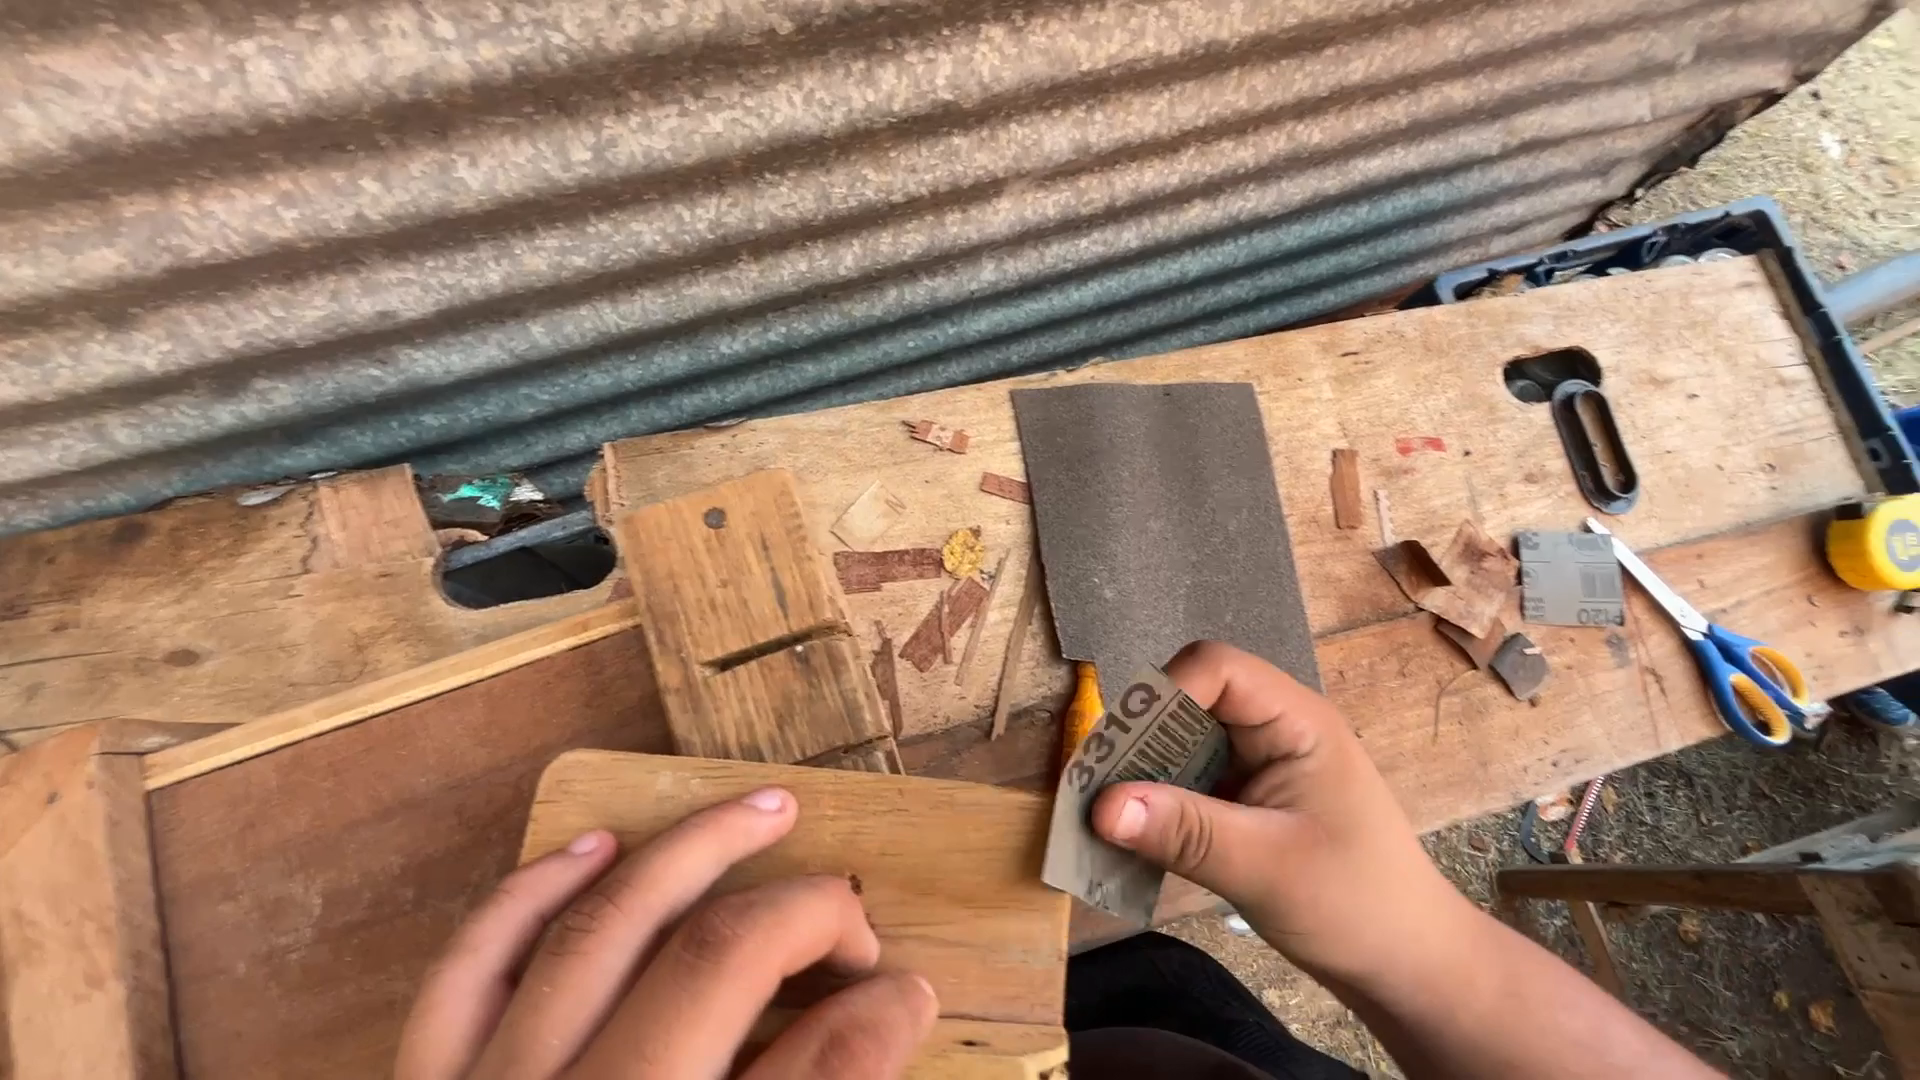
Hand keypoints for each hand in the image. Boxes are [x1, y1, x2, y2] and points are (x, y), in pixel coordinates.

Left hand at [396, 787, 937, 1079]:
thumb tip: (894, 1014)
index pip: (814, 1071)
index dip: (879, 1017)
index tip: (911, 992)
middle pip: (712, 963)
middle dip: (804, 915)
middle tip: (855, 915)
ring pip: (602, 928)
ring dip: (692, 850)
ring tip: (764, 809)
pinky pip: (467, 972)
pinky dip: (531, 895)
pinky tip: (597, 848)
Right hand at [1090, 641, 1473, 991]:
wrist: (1408, 967)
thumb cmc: (1357, 906)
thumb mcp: (1266, 868)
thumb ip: (1185, 832)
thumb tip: (1100, 806)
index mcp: (1294, 721)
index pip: (1216, 668)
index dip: (1165, 694)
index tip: (1124, 752)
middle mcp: (1270, 729)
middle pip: (1188, 701)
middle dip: (1140, 741)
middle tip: (1098, 791)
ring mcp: (1255, 763)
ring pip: (1178, 743)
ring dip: (1141, 776)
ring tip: (1106, 819)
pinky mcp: (1243, 796)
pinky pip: (1185, 780)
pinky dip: (1156, 803)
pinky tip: (1136, 837)